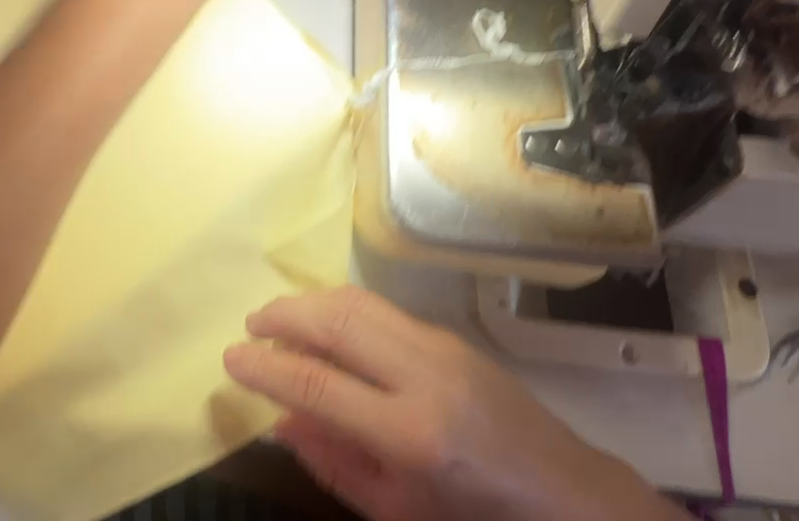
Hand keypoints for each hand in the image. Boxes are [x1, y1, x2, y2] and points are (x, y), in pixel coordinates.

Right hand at [224, 287, 689, 520]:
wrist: (568, 496)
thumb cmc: (477, 519)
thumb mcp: (399, 512)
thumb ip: (334, 464)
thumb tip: (281, 419)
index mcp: (413, 434)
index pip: (318, 384)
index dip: (266, 367)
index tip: (230, 357)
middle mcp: (425, 375)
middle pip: (337, 321)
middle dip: (284, 315)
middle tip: (250, 326)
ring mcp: (442, 346)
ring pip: (359, 301)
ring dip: (310, 302)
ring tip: (277, 317)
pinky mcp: (450, 335)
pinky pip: (382, 308)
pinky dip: (341, 306)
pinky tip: (324, 322)